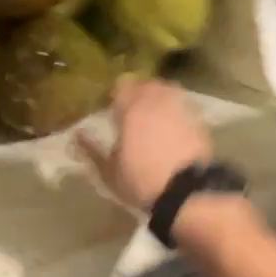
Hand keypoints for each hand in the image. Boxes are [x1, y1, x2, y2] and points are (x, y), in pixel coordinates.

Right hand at [81, 78, 212, 206]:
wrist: (186, 192)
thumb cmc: (141, 181)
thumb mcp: (109, 171)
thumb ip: (91, 150)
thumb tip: (77, 134)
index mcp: (131, 108)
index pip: (122, 85)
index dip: (117, 93)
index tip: (113, 106)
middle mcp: (156, 100)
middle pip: (146, 84)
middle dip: (139, 92)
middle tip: (133, 109)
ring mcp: (180, 107)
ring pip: (168, 90)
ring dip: (159, 97)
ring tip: (155, 115)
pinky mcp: (198, 119)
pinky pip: (184, 105)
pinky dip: (177, 110)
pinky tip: (173, 126)